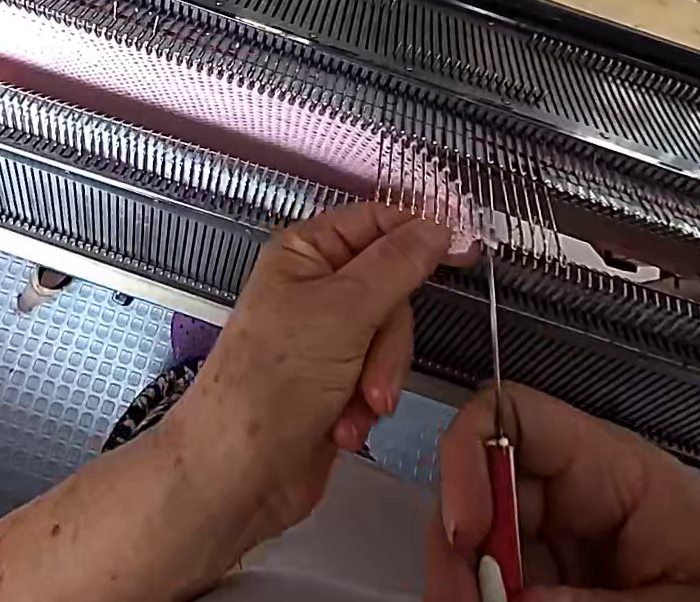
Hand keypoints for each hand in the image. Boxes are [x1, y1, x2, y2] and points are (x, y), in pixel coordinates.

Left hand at [163, 203, 454, 555]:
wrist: (237, 478)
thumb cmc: (275, 379)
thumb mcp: (344, 311)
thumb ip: (397, 265)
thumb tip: (436, 226)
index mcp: (307, 251)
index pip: (376, 221)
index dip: (418, 233)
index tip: (461, 247)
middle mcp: (318, 285)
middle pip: (392, 284)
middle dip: (390, 336)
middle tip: (376, 371)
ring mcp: (328, 332)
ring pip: (391, 333)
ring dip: (381, 374)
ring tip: (359, 405)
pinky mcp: (338, 376)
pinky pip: (380, 370)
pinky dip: (369, 399)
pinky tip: (345, 424)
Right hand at [429, 383, 699, 600]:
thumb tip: (507, 597)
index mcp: (613, 470)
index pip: (515, 415)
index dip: (470, 451)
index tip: (461, 531)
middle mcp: (577, 498)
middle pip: (485, 489)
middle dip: (460, 546)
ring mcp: (566, 550)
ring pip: (486, 546)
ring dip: (468, 584)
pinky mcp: (561, 590)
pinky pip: (510, 586)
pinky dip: (489, 600)